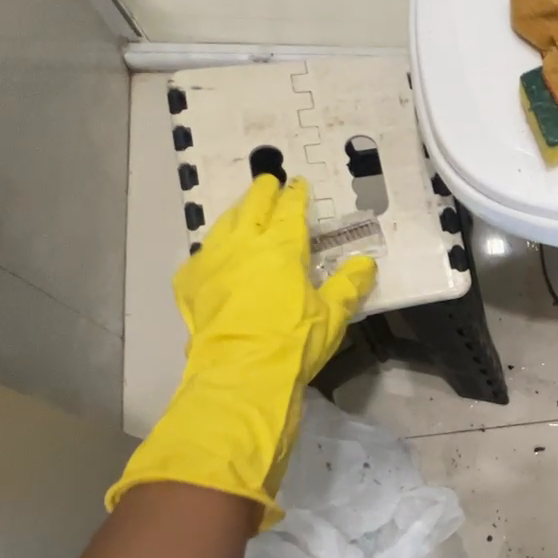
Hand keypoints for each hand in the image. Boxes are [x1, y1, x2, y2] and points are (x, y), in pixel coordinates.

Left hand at [106, 174, 376, 528]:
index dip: (295, 197)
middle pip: (250, 209)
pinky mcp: (193, 287)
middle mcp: (242, 247)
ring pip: (221, 227)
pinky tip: (213, 254)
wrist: (244, 374)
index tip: (298, 184)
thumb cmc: (295, 342)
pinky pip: (201, 257)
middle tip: (266, 182)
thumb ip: (349, 285)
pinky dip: (211, 249)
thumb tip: (365, 264)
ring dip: (233, 214)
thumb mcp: (333, 314)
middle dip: (260, 194)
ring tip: (240, 209)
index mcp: (280, 248)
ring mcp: (212, 264)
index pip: (289, 212)